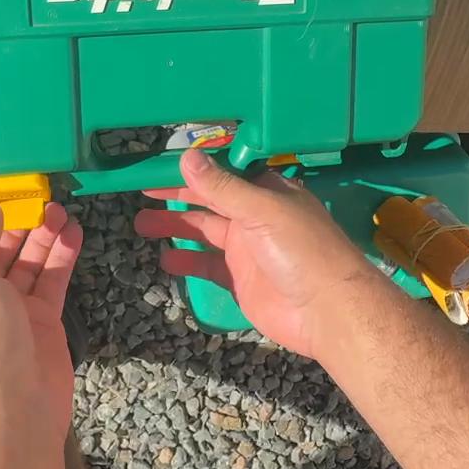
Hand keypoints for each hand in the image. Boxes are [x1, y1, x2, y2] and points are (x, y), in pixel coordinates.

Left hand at [0, 202, 83, 447]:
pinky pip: (51, 282)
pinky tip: (74, 235)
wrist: (10, 425)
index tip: (4, 188)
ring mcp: (11, 314)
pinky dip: (62, 257)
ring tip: (61, 210)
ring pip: (27, 263)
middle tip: (42, 196)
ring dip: (43, 236)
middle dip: (18, 222)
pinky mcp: (42, 325)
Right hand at [133, 149, 394, 360]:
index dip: (192, 168)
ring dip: (175, 225)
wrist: (328, 312)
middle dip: (176, 196)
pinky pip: (207, 264)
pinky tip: (165, 259)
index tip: (159, 165)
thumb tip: (186, 156)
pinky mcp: (240, 279)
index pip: (223, 172)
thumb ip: (222, 187)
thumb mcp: (261, 210)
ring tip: (141, 223)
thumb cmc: (301, 250)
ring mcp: (246, 248)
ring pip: (203, 230)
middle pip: (209, 200)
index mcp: (265, 191)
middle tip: (140, 193)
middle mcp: (254, 215)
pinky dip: (187, 260)